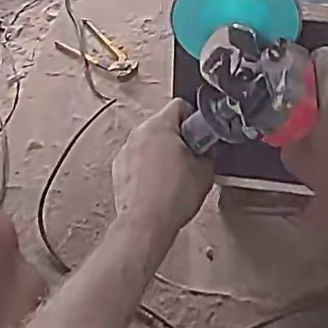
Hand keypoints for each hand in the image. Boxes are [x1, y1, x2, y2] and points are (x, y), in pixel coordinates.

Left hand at [111, 99, 213, 239]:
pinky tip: (159, 183)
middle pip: (162, 123)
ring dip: (161, 151)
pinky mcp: (119, 167)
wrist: (146, 222)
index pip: (179, 105)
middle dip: (178, 136)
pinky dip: (147, 166)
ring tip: (176, 173)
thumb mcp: (205, 171)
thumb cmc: (172, 197)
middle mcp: (139, 133)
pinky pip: (137, 158)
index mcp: (159, 126)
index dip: (194, 118)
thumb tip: (207, 148)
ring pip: (149, 141)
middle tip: (192, 155)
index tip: (200, 133)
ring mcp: (126, 150)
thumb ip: (208, 152)